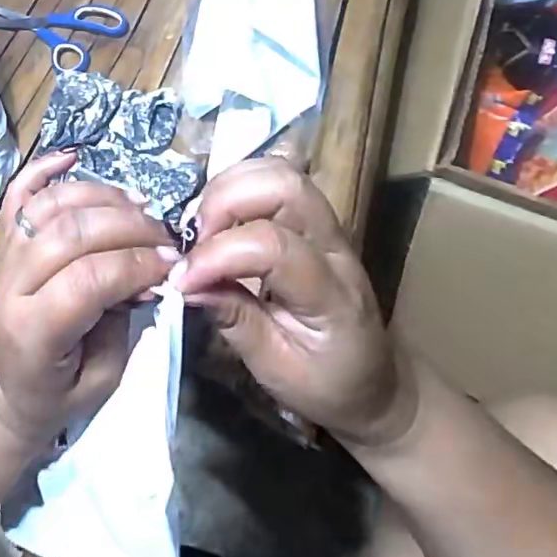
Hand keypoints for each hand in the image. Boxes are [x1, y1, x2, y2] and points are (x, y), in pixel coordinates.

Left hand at [0, 150, 179, 444]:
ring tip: (140, 207)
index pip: (85, 280)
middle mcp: (10, 283)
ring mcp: (5, 253)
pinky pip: (20, 192)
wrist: (7, 383)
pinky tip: (73, 155)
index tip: (172, 264)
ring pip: (52, 204)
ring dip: (102, 196)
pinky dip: (44, 167)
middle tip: (165, 237)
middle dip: (129, 228)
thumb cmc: (59, 388)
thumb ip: (123, 320)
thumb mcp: (103, 376)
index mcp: (30, 331)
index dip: (134, 265)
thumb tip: (150, 271)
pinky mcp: (6, 236)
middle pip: (71, 232)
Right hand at [174, 159, 413, 447]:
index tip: (181, 279)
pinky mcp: (313, 216)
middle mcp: (333, 244)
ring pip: (278, 171)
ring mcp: (327, 224)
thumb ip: (234, 320)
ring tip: (202, 228)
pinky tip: (217, 219)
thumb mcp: (276, 370)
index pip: (273, 247)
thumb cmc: (326, 384)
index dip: (218, 255)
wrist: (374, 380)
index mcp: (330, 293)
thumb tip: (185, 283)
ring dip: (228, 188)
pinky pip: (274, 178)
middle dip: (224, 201)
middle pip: (284, 185)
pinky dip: (236, 186)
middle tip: (193, 240)